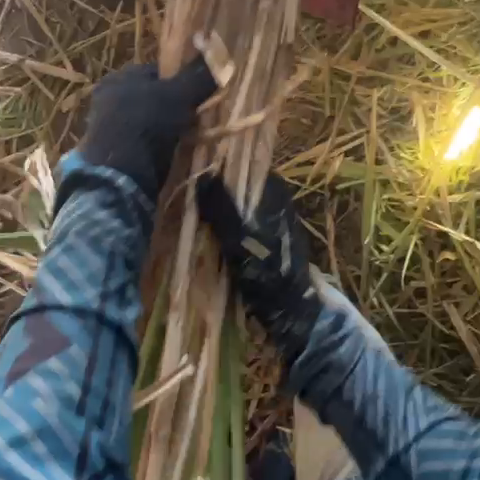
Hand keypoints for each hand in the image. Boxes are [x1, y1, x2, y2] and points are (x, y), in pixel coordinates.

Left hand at [77, 58, 216, 198]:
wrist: (120, 176)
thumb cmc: (147, 126)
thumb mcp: (179, 96)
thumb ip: (198, 77)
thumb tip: (219, 54)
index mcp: (119, 77)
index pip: (156, 72)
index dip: (180, 83)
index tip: (198, 98)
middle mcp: (107, 99)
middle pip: (150, 98)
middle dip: (171, 108)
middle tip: (193, 121)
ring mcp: (105, 129)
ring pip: (145, 123)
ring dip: (163, 131)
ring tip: (183, 141)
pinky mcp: (109, 155)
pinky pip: (139, 145)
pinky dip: (153, 149)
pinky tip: (166, 157)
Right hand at [196, 173, 321, 363]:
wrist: (293, 313)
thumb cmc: (269, 273)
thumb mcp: (240, 240)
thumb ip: (222, 209)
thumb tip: (202, 177)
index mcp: (275, 194)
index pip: (243, 167)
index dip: (219, 167)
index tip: (192, 172)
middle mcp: (276, 203)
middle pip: (239, 188)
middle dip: (215, 192)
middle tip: (186, 198)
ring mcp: (273, 224)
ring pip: (238, 208)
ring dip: (217, 213)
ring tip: (191, 217)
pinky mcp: (267, 244)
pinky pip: (240, 228)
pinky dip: (224, 230)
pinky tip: (207, 239)